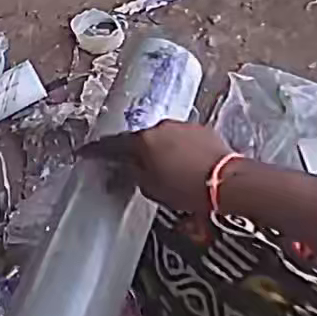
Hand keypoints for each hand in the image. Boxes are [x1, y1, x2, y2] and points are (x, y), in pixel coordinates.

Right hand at [93, 120, 232, 214]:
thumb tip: (125, 168)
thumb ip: (133, 175)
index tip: (85, 153)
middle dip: (135, 152)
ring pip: (162, 138)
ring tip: (165, 169)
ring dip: (159, 151)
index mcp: (142, 141)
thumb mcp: (152, 189)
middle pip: (139, 139)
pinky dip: (179, 150)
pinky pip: (182, 139)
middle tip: (133, 167)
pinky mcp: (202, 130)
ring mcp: (182, 126)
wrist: (231, 182)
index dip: (97, 151)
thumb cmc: (188, 189)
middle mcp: (159, 127)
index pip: (112, 145)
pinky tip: (185, 165)